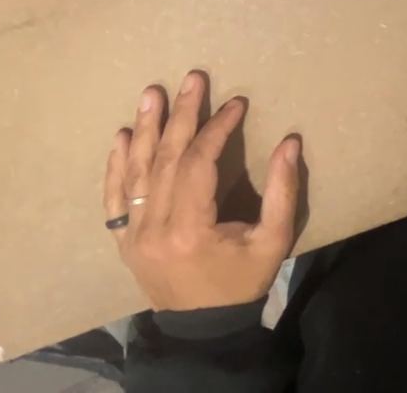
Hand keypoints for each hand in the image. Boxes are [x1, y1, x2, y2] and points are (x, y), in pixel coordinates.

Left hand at [103, 71, 301, 311]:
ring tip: (152, 94)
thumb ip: (284, 190)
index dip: (217, 128)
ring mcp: (134, 235)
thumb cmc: (242, 280)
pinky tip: (122, 136)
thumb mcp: (274, 239)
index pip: (198, 163)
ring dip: (146, 129)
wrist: (203, 328)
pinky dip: (116, 165)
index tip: (236, 103)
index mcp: (191, 228)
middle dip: (181, 115)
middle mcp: (155, 228)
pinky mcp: (125, 240)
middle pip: (165, 159)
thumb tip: (290, 141)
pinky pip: (115, 197)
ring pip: (136, 172)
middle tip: (193, 78)